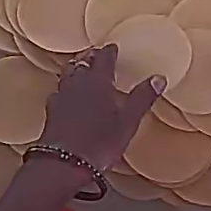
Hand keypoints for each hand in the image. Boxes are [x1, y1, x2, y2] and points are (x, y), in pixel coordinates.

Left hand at [38, 45, 162, 172]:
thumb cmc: (100, 140)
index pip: (103, 57)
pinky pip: (58, 92)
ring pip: (67, 75)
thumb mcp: (128, 121)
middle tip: (97, 55)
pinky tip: (67, 98)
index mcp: (98, 81)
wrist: (64, 163)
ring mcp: (61, 96)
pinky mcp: (51, 112)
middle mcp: (77, 83)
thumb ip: (142, 98)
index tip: (113, 47)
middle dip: (90, 57)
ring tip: (82, 71)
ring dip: (75, 70)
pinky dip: (66, 90)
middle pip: (82, 62)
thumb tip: (159, 78)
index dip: (109, 51)